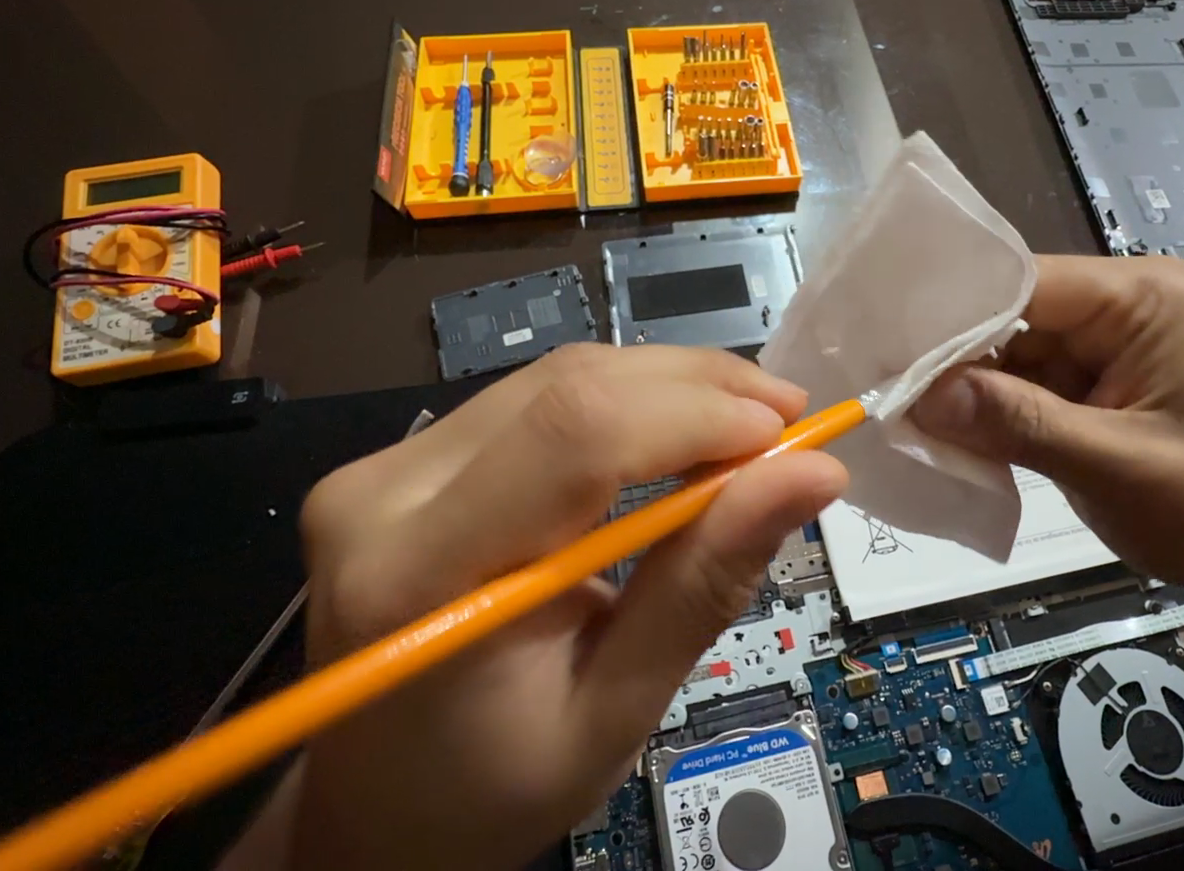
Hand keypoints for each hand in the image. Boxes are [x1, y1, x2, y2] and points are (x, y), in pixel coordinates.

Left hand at [290, 345, 847, 869]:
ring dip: (666, 386)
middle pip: (568, 386)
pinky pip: (533, 399)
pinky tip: (674, 431)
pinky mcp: (403, 458)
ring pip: (556, 377)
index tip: (787, 438)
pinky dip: (623, 403)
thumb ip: (702, 586)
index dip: (694, 416)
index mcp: (421, 578)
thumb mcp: (612, 713)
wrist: (373, 806)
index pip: (576, 438)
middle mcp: (383, 493)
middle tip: (787, 419)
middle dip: (697, 388)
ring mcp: (383, 466)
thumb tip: (811, 475)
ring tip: (746, 424)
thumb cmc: (490, 790)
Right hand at [910, 255, 1183, 601]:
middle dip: (951, 360)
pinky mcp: (1093, 391)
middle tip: (878, 392)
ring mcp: (1105, 351)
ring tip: (898, 418)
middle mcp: (1120, 310)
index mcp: (1142, 299)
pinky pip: (1023, 391)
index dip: (952, 317)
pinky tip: (942, 436)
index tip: (883, 354)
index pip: (1022, 284)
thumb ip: (1019, 424)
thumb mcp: (1120, 467)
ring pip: (1008, 358)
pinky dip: (988, 416)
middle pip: (1009, 318)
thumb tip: (917, 396)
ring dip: (963, 393)